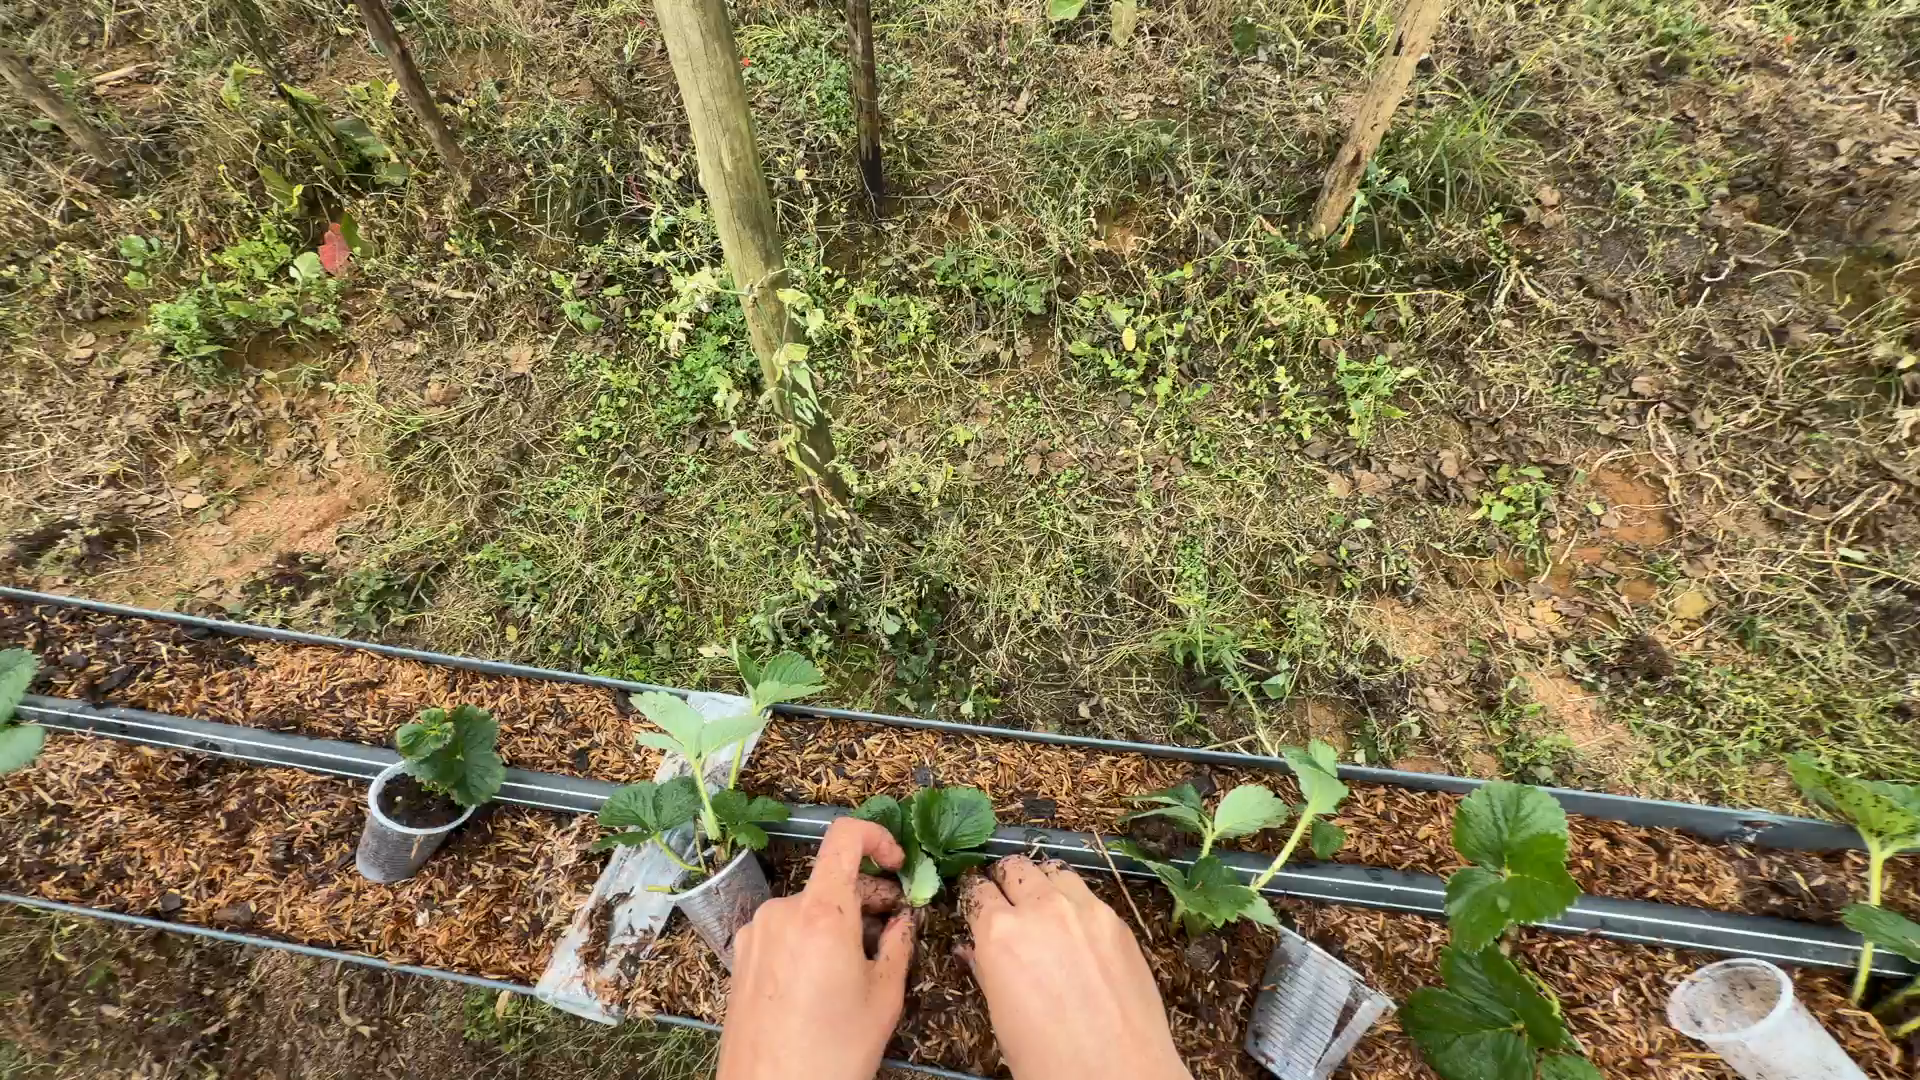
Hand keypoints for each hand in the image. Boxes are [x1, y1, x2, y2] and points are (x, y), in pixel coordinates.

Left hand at [717, 817, 914, 1079]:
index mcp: (821, 911)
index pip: (845, 836)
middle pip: (831, 880)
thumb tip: (903, 919)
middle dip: (866, 896)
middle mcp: (783, 910)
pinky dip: (808, 939)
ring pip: (809, 908)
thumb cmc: (833, 1053)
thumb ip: (899, 944)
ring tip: (854, 965)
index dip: (876, 837)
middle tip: (890, 928)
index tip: (896, 864)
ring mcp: (756, 932)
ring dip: (837, 922)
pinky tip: (818, 981)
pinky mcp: (740, 956)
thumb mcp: (883, 997)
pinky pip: (784, 930)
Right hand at [963, 856, 1191, 1079]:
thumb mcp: (1002, 1020)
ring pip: (1052, 871)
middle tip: (1009, 902)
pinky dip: (1074, 902)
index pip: (978, 890)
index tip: (978, 905)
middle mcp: (1038, 907)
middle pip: (1014, 868)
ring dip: (1041, 883)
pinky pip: (1086, 894)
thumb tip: (971, 947)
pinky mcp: (1114, 917)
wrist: (1121, 1078)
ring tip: (1044, 908)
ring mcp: (1081, 907)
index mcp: (999, 933)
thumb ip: (986, 971)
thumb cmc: (1048, 1063)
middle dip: (1006, 881)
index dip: (975, 898)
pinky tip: (1078, 930)